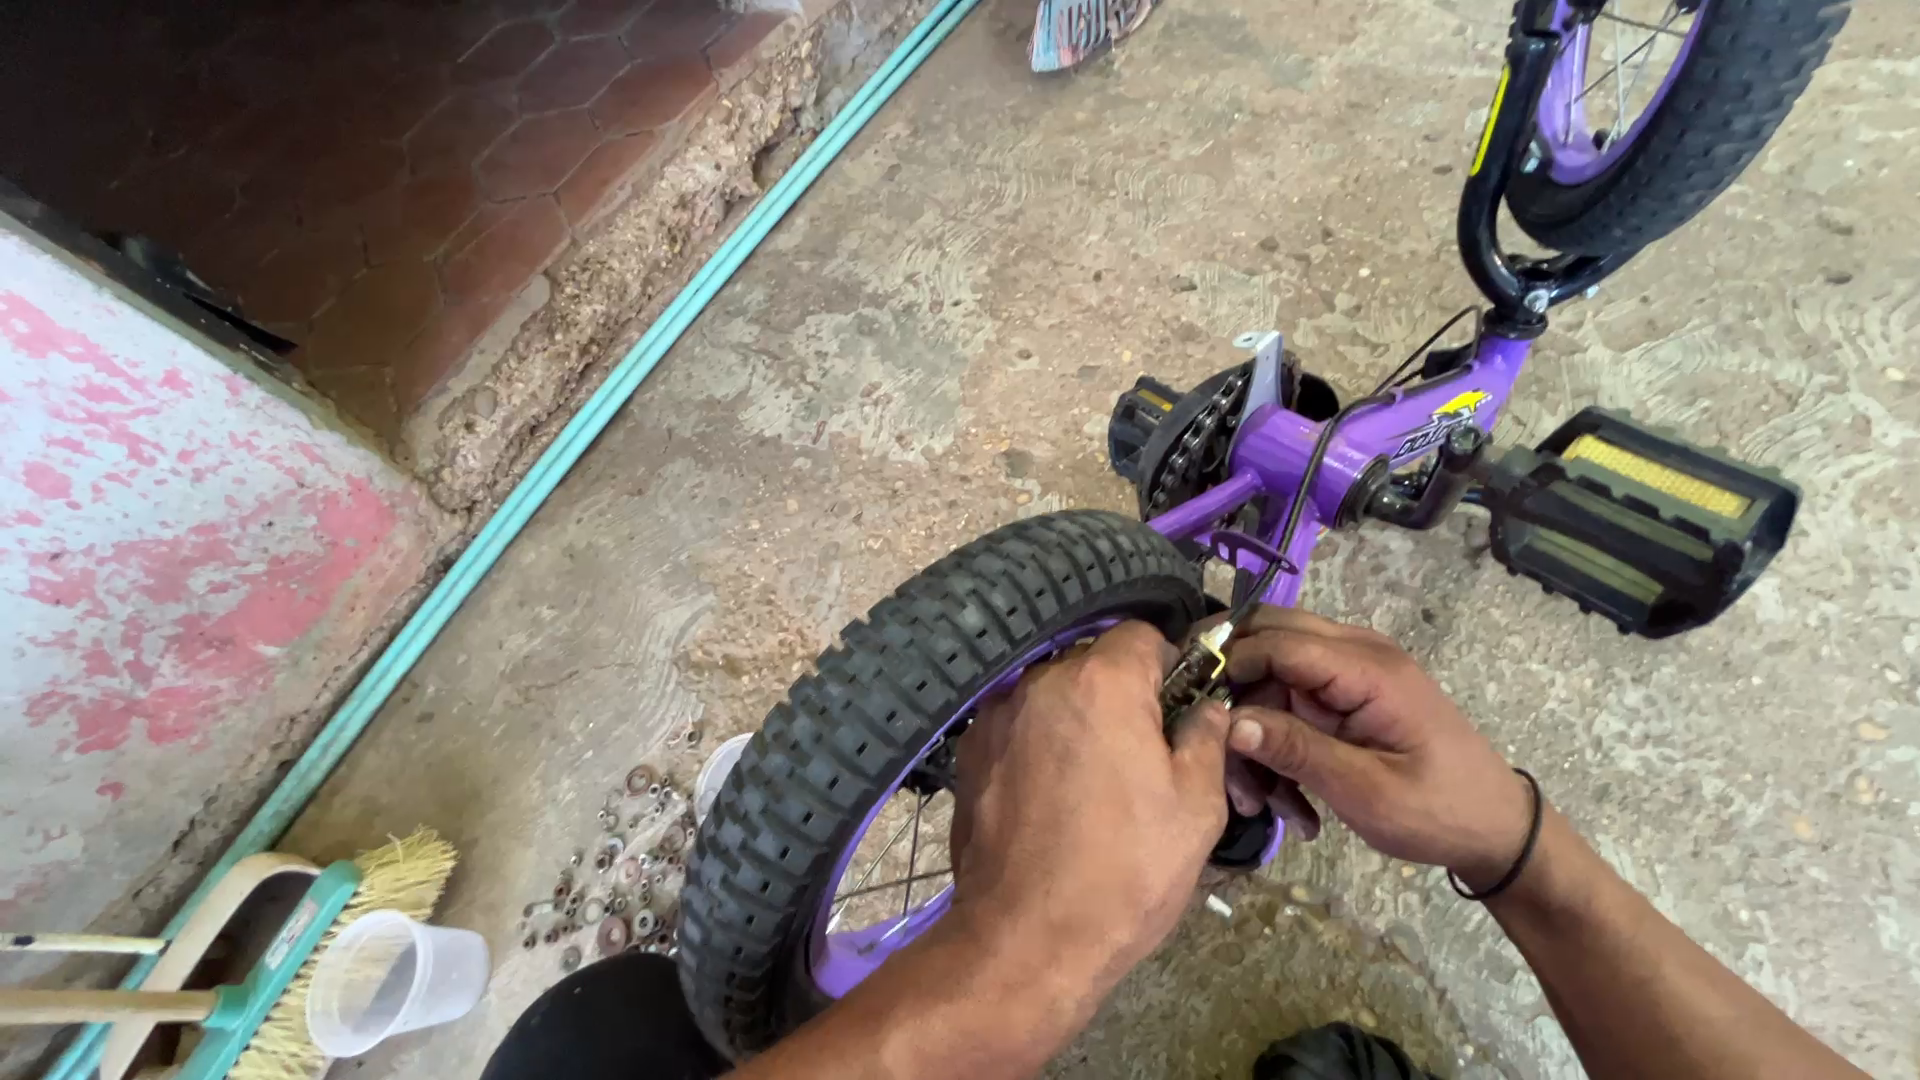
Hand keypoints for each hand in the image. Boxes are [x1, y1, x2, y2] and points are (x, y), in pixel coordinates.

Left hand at [950, 621, 1229, 975]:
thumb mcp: (1195, 807)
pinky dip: (1039, 738)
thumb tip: (1207, 706)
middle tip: (1140, 749)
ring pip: (1053, 691)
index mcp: (1101, 682)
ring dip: (1077, 715)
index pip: (1141, 634)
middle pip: (1093, 661)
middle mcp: (1041, 680)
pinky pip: (1018, 722)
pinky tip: (1048, 791)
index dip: (1168, 663)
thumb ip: (1205, 736)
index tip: (1177, 705)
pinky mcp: (970, 746)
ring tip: (1091, 777)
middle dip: (1121, 691)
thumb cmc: (1124, 871)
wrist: (1025, 935)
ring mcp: (997, 712)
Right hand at [1221, 606, 1530, 887]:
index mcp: (1367, 668)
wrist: (1498, 831)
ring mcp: (1347, 670)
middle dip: (1231, 684)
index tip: (1197, 710)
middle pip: (1266, 634)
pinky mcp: (1342, 693)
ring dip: (1251, 726)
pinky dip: (1272, 739)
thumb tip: (1229, 722)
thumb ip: (1296, 750)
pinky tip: (1282, 795)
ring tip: (1258, 798)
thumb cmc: (1440, 812)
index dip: (1229, 666)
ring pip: (1268, 671)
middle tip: (1210, 735)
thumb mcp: (1366, 791)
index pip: (1277, 640)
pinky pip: (1286, 697)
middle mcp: (1354, 652)